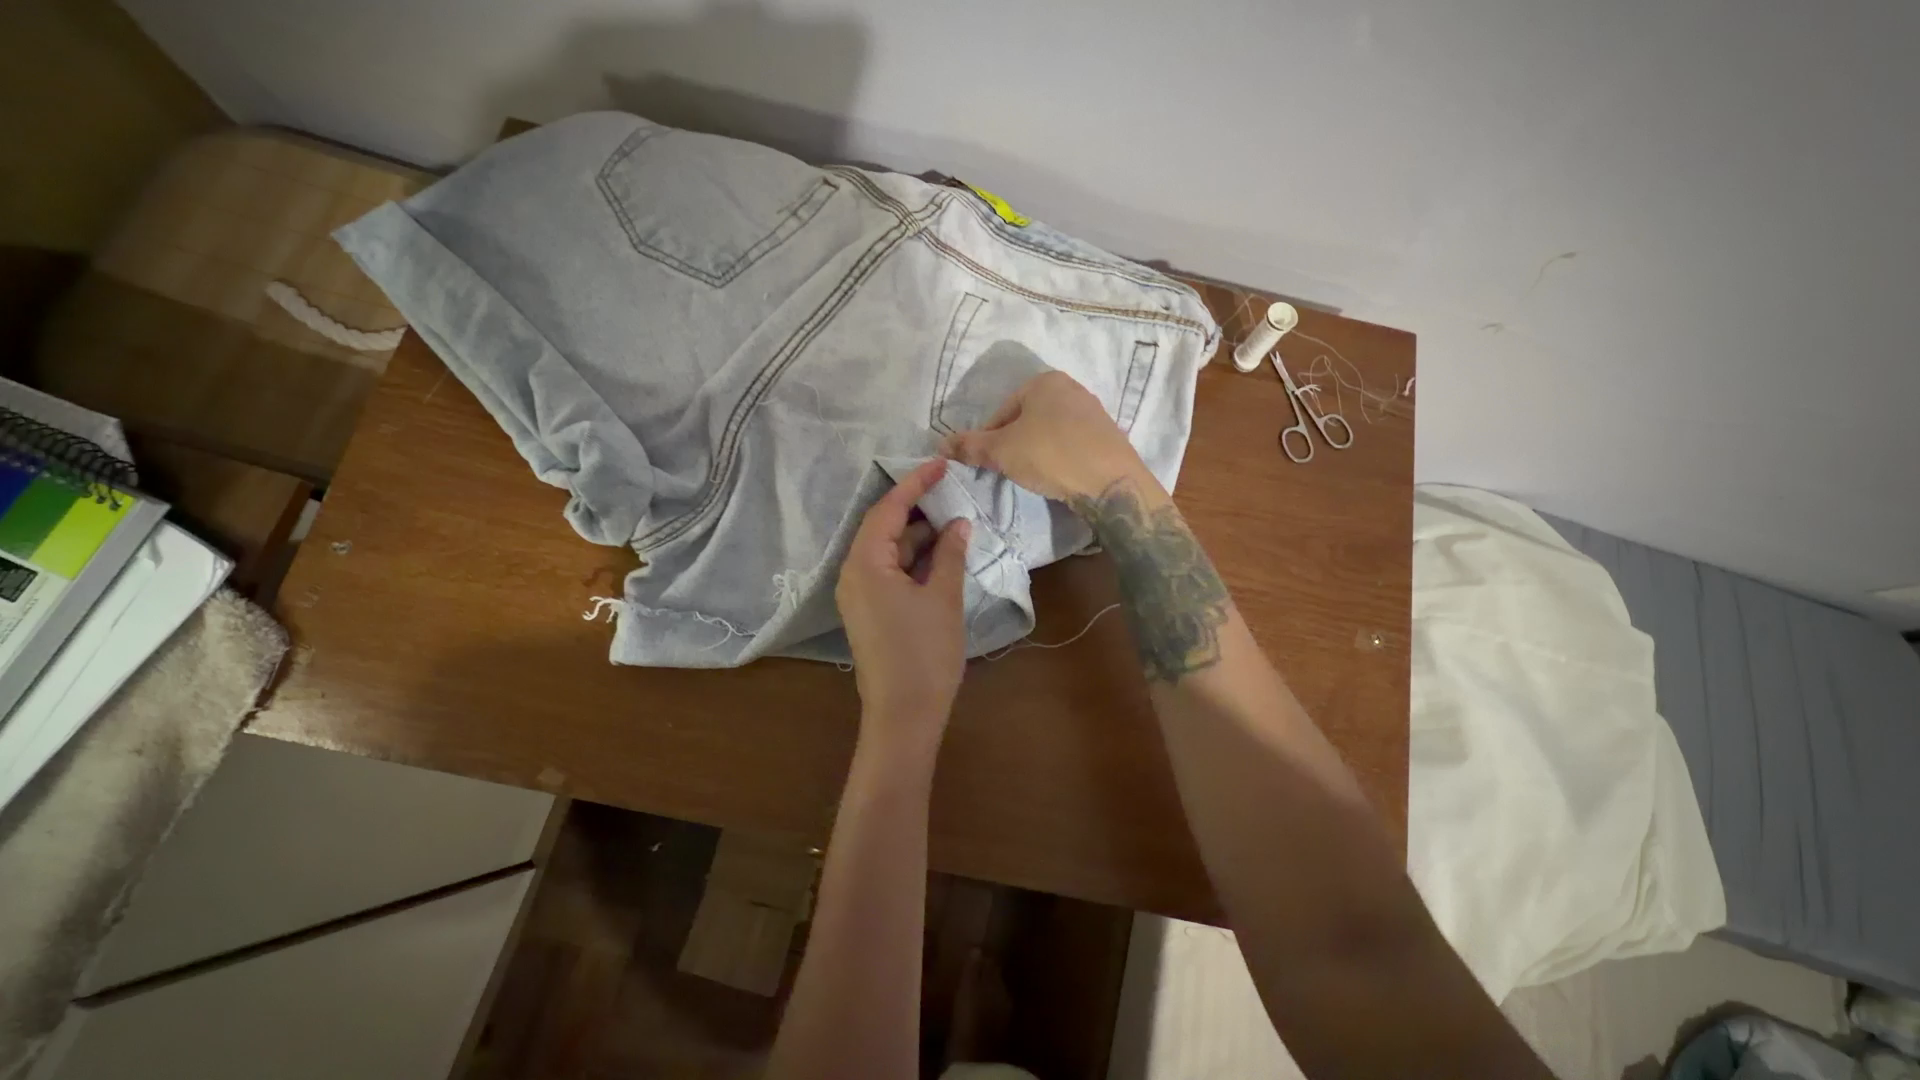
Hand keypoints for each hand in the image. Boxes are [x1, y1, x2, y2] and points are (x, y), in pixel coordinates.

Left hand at [836, 459, 972, 749]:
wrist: (903, 714)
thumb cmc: (924, 653)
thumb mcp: (943, 597)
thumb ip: (948, 554)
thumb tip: (958, 523)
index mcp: (865, 563)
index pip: (889, 509)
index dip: (916, 483)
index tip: (942, 463)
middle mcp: (853, 573)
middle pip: (883, 527)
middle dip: (917, 508)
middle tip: (953, 491)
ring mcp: (859, 594)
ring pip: (887, 550)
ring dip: (918, 535)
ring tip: (954, 521)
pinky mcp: (869, 612)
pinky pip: (888, 571)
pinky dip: (913, 559)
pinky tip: (941, 554)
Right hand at [938, 371, 1155, 501]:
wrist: (1110, 482)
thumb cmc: (1050, 455)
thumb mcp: (1002, 451)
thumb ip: (971, 446)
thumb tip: (940, 444)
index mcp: (1044, 381)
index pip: (1002, 411)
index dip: (989, 439)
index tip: (988, 463)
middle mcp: (1071, 388)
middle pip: (1027, 420)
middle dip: (1014, 444)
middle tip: (1009, 471)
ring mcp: (1093, 411)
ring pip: (1050, 432)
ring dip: (1036, 452)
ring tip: (1033, 476)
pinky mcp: (1108, 436)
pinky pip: (1072, 444)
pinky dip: (1060, 458)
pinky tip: (1058, 477)